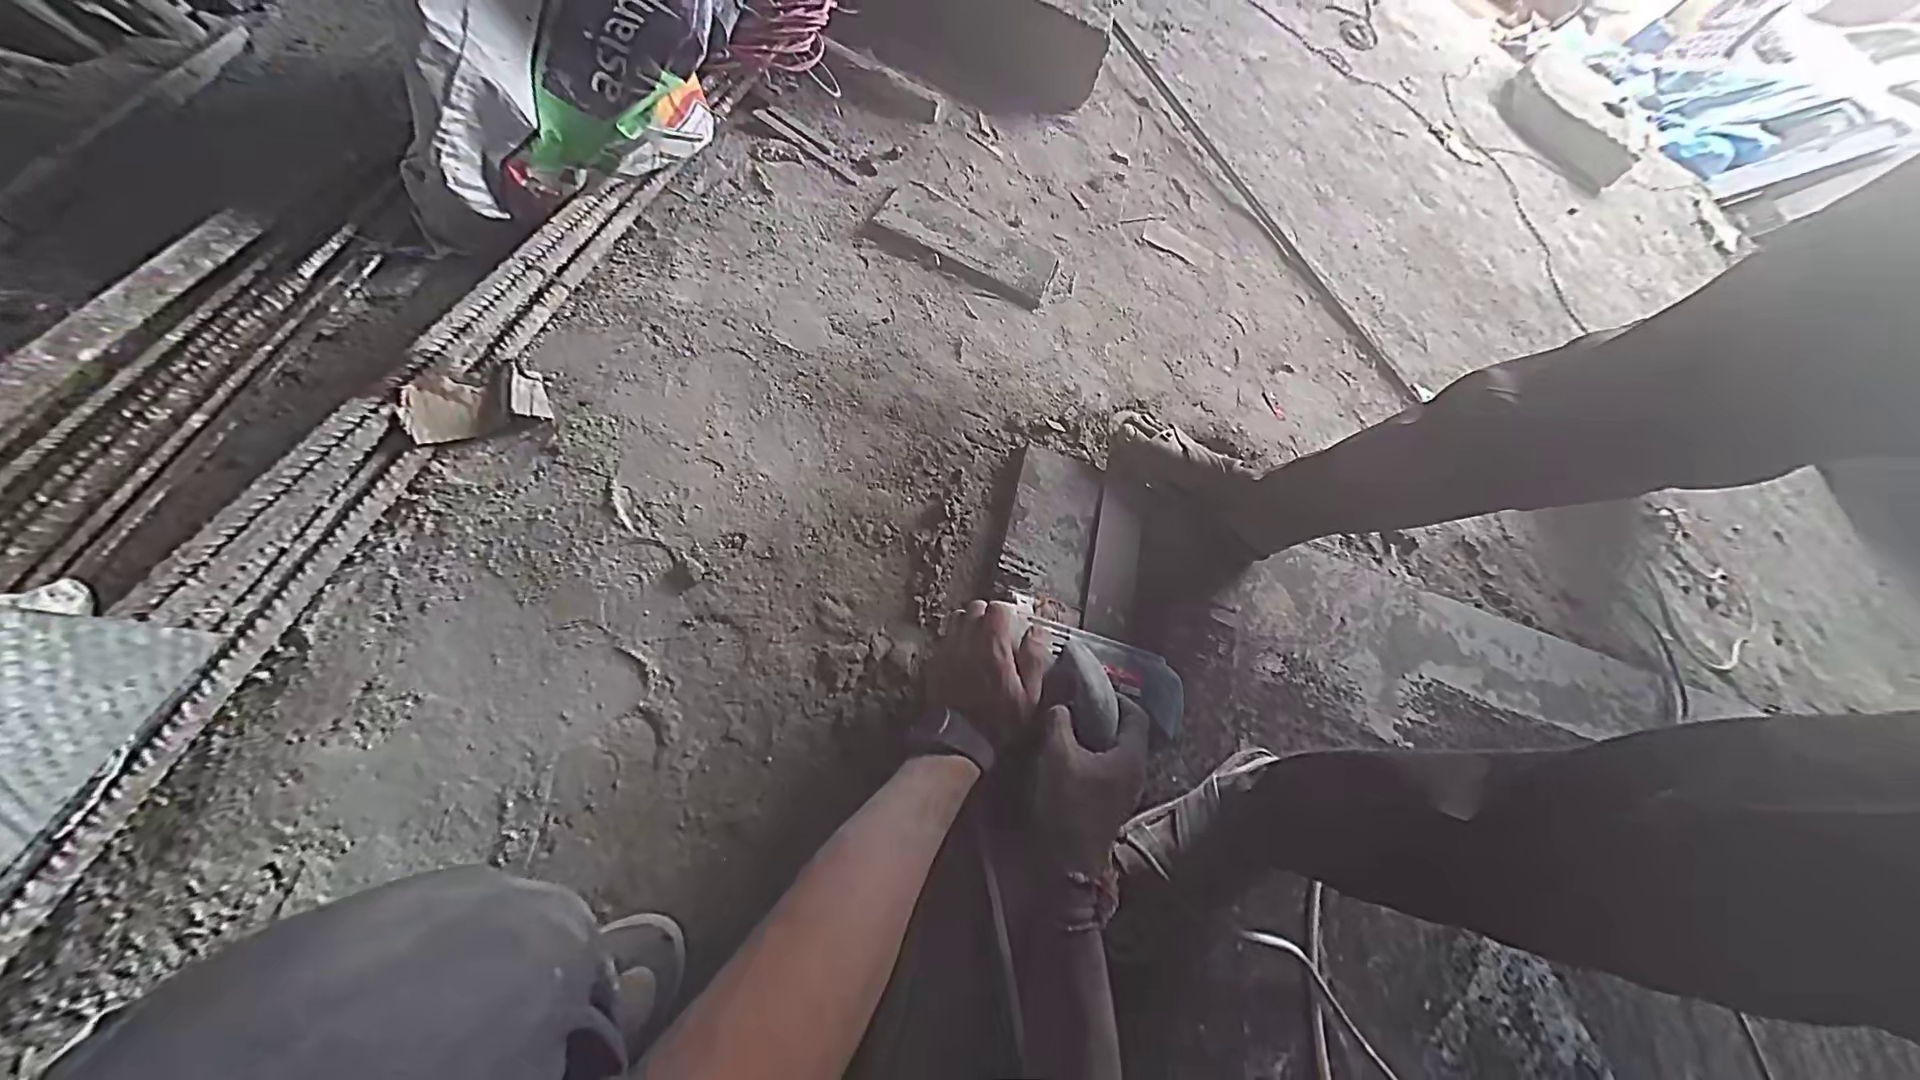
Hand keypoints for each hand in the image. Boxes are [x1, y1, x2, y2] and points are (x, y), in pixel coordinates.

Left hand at [925, 600, 1047, 748]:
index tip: (1014, 625)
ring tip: (979, 641)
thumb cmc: (1000, 722)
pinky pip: (945, 639)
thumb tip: (1037, 632)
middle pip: (974, 609)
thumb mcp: (1029, 695)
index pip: (997, 608)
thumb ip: (1034, 659)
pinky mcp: (934, 663)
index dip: (1008, 613)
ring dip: (969, 624)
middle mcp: (967, 641)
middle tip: (998, 633)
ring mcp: (947, 651)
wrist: (958, 743)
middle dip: (987, 615)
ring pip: (956, 620)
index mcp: (993, 645)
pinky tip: (964, 656)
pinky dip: (955, 640)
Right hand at [1033, 699, 1149, 876]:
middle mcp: (1136, 771)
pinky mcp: (1112, 802)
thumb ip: (1060, 722)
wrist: (1069, 862)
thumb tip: (1062, 707)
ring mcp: (1126, 790)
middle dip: (1102, 715)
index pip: (1136, 713)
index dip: (1115, 696)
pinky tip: (1068, 756)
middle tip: (1076, 705)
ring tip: (1068, 728)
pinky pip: (1107, 767)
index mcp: (1131, 756)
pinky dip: (1092, 755)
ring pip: (1115, 751)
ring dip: (1095, 736)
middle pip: (1126, 732)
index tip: (1089, 689)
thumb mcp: (1058, 754)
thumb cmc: (1069, 803)